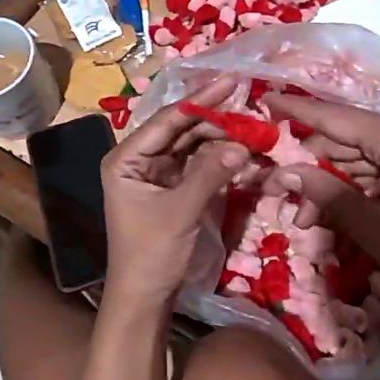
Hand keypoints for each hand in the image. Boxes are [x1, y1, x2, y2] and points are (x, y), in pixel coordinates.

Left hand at [101, 79, 249, 311]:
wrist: (145, 298)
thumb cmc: (150, 253)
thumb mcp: (179, 212)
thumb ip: (209, 175)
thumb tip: (243, 145)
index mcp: (126, 158)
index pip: (166, 120)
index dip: (200, 100)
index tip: (230, 81)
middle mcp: (140, 159)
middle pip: (181, 129)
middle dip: (215, 119)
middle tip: (250, 107)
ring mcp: (158, 174)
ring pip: (193, 145)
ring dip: (221, 138)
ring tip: (253, 129)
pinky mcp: (174, 189)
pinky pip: (199, 165)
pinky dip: (220, 158)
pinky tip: (243, 150)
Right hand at [260, 94, 379, 325]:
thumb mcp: (379, 231)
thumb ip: (329, 197)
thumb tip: (283, 172)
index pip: (336, 116)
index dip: (298, 110)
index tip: (264, 99)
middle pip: (348, 141)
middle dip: (314, 170)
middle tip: (290, 208)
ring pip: (364, 162)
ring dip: (335, 188)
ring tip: (312, 227)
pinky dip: (361, 196)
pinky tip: (342, 224)